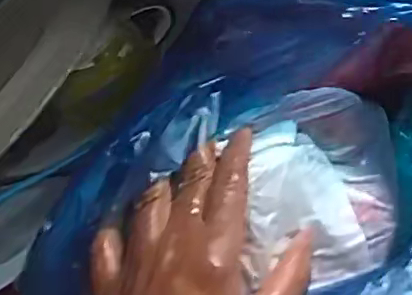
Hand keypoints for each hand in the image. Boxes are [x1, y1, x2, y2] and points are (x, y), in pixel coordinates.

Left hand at [91, 129, 312, 294]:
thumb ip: (288, 279)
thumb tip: (307, 233)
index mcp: (215, 251)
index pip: (230, 185)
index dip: (237, 154)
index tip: (243, 132)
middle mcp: (175, 245)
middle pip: (189, 186)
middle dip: (201, 159)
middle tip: (210, 142)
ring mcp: (134, 265)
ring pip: (147, 204)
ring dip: (163, 182)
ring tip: (173, 173)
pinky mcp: (104, 289)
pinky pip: (104, 244)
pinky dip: (115, 224)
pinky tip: (121, 220)